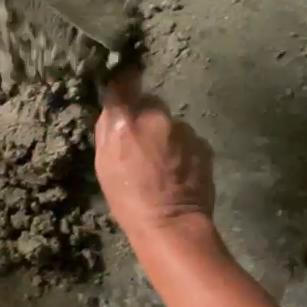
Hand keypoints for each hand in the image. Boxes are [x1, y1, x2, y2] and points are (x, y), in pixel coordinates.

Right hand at [94, 72, 214, 237]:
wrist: (171, 225)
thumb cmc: (128, 199)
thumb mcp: (104, 164)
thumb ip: (108, 129)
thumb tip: (113, 107)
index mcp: (126, 120)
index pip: (124, 82)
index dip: (124, 81)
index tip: (124, 83)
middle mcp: (156, 117)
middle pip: (150, 104)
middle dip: (145, 118)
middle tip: (143, 146)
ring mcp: (184, 130)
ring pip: (171, 124)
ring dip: (166, 136)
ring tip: (163, 164)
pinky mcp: (203, 144)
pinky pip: (188, 140)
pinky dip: (182, 150)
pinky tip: (179, 171)